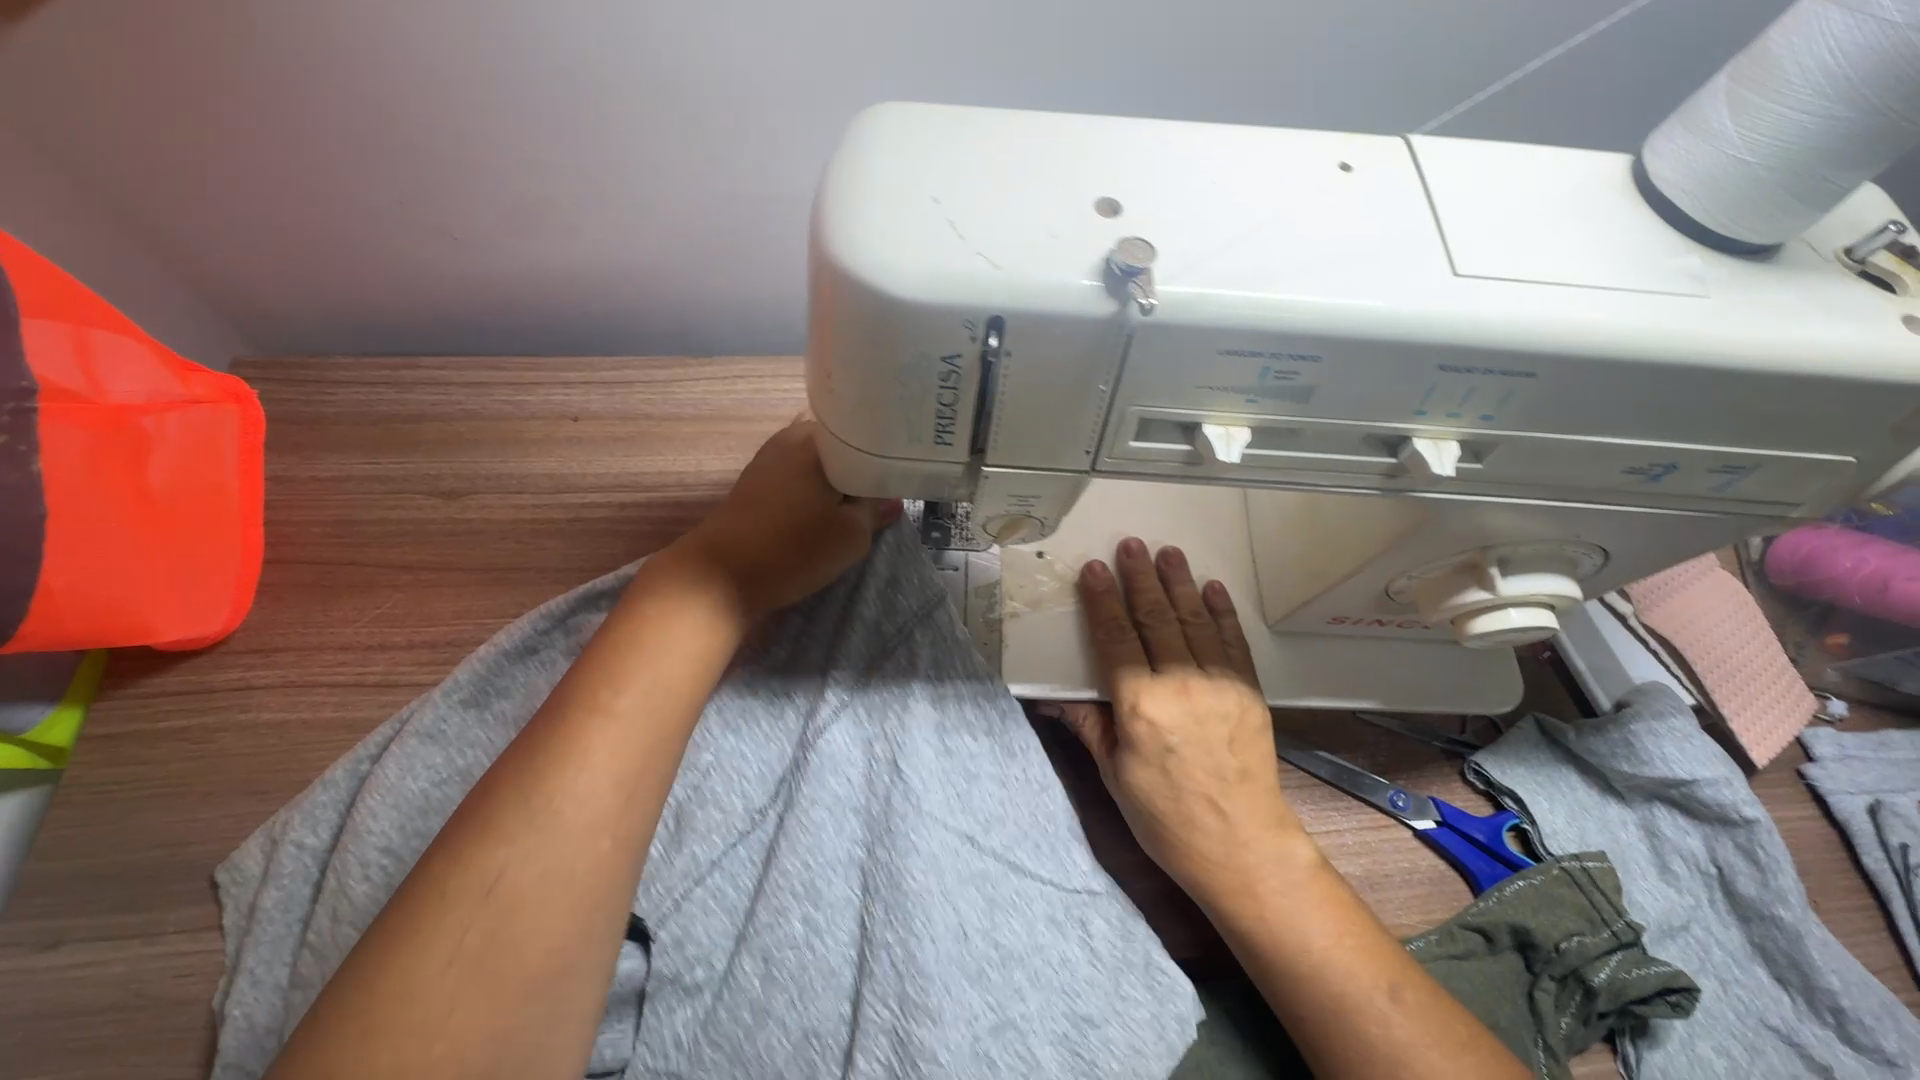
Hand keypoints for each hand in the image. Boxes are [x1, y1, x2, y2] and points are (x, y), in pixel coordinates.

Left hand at [668, 417, 900, 619]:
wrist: (720, 577)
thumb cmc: (793, 549)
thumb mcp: (851, 536)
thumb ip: (875, 512)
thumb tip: (891, 500)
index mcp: (817, 440)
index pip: (864, 433)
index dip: (887, 452)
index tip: (904, 471)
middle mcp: (790, 439)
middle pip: (839, 446)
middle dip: (861, 466)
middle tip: (886, 492)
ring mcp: (768, 460)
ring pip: (817, 464)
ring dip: (837, 482)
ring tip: (860, 504)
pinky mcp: (754, 485)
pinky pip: (797, 478)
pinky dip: (815, 491)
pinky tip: (828, 512)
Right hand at [1042, 538, 1313, 910]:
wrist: (1240, 844)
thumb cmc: (1165, 818)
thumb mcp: (1115, 775)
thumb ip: (1090, 726)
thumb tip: (1054, 699)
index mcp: (1140, 706)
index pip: (1116, 638)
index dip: (1102, 601)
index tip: (1094, 570)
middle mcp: (1181, 685)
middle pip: (1156, 619)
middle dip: (1140, 579)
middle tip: (1130, 544)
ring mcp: (1220, 685)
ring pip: (1195, 621)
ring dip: (1179, 583)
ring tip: (1168, 552)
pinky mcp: (1250, 693)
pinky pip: (1233, 642)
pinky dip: (1221, 612)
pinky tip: (1211, 588)